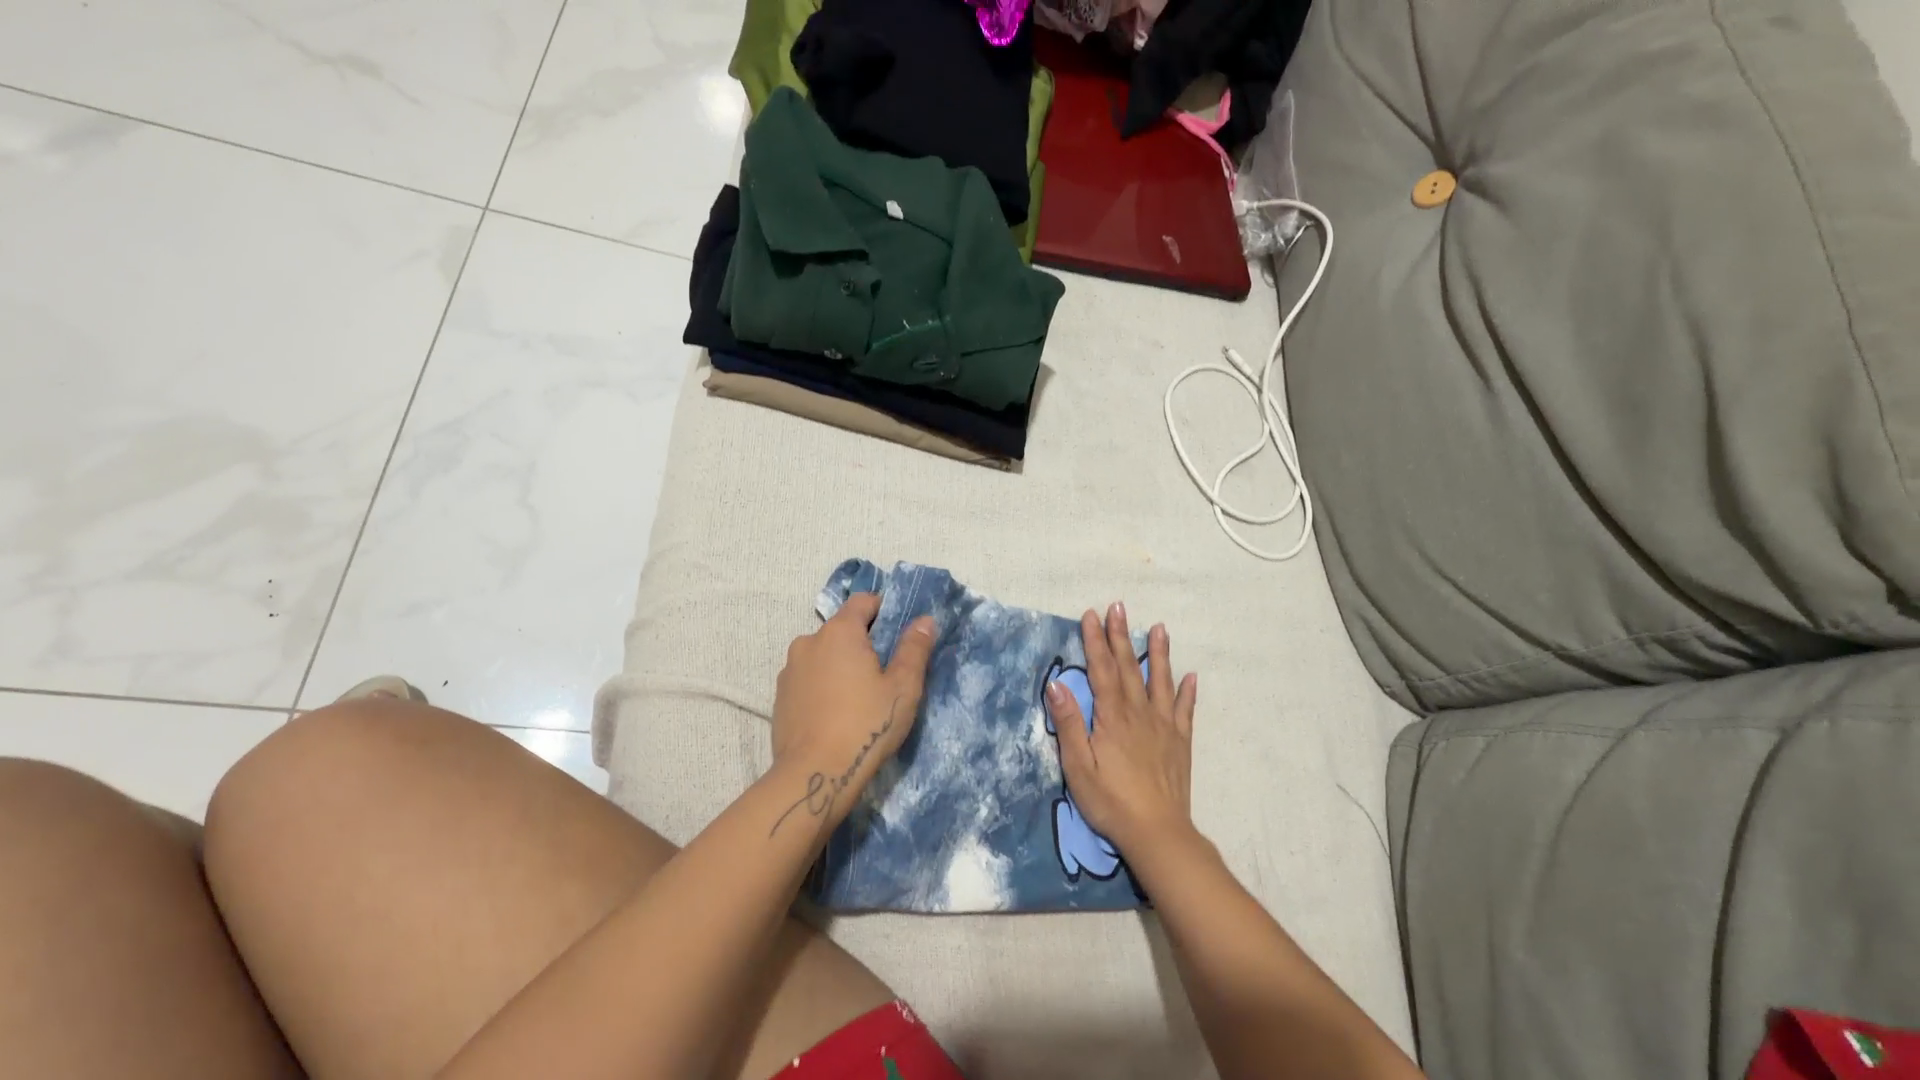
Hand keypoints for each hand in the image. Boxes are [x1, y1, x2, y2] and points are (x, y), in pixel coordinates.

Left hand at [769, 593, 936, 832]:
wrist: (814, 774)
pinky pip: (809, 679)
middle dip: (864, 644)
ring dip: (841, 666)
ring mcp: (789, 670)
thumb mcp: (903, 687)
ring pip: (824, 655)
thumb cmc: (866, 725)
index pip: (864, 601)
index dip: (885, 611)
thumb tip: (924, 620)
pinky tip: (836, 715)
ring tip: (859, 700)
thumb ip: (914, 648)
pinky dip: (823, 687)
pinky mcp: (780, 697)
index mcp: (839, 632)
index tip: (900, 637)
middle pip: (843, 630)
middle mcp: (808, 641)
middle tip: (885, 676)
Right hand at [1048, 603, 1198, 857]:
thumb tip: (1056, 683)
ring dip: (1158, 654)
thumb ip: (1069, 723)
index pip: (1101, 670)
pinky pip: (1184, 711)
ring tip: (1160, 628)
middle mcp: (1140, 713)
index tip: (1092, 614)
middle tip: (1119, 606)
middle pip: (1129, 668)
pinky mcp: (1180, 743)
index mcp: (1112, 717)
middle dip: (1121, 636)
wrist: (1157, 831)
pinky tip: (1191, 677)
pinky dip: (1187, 692)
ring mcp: (1164, 727)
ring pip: (1160, 681)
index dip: (1095, 641)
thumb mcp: (1077, 766)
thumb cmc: (1110, 801)